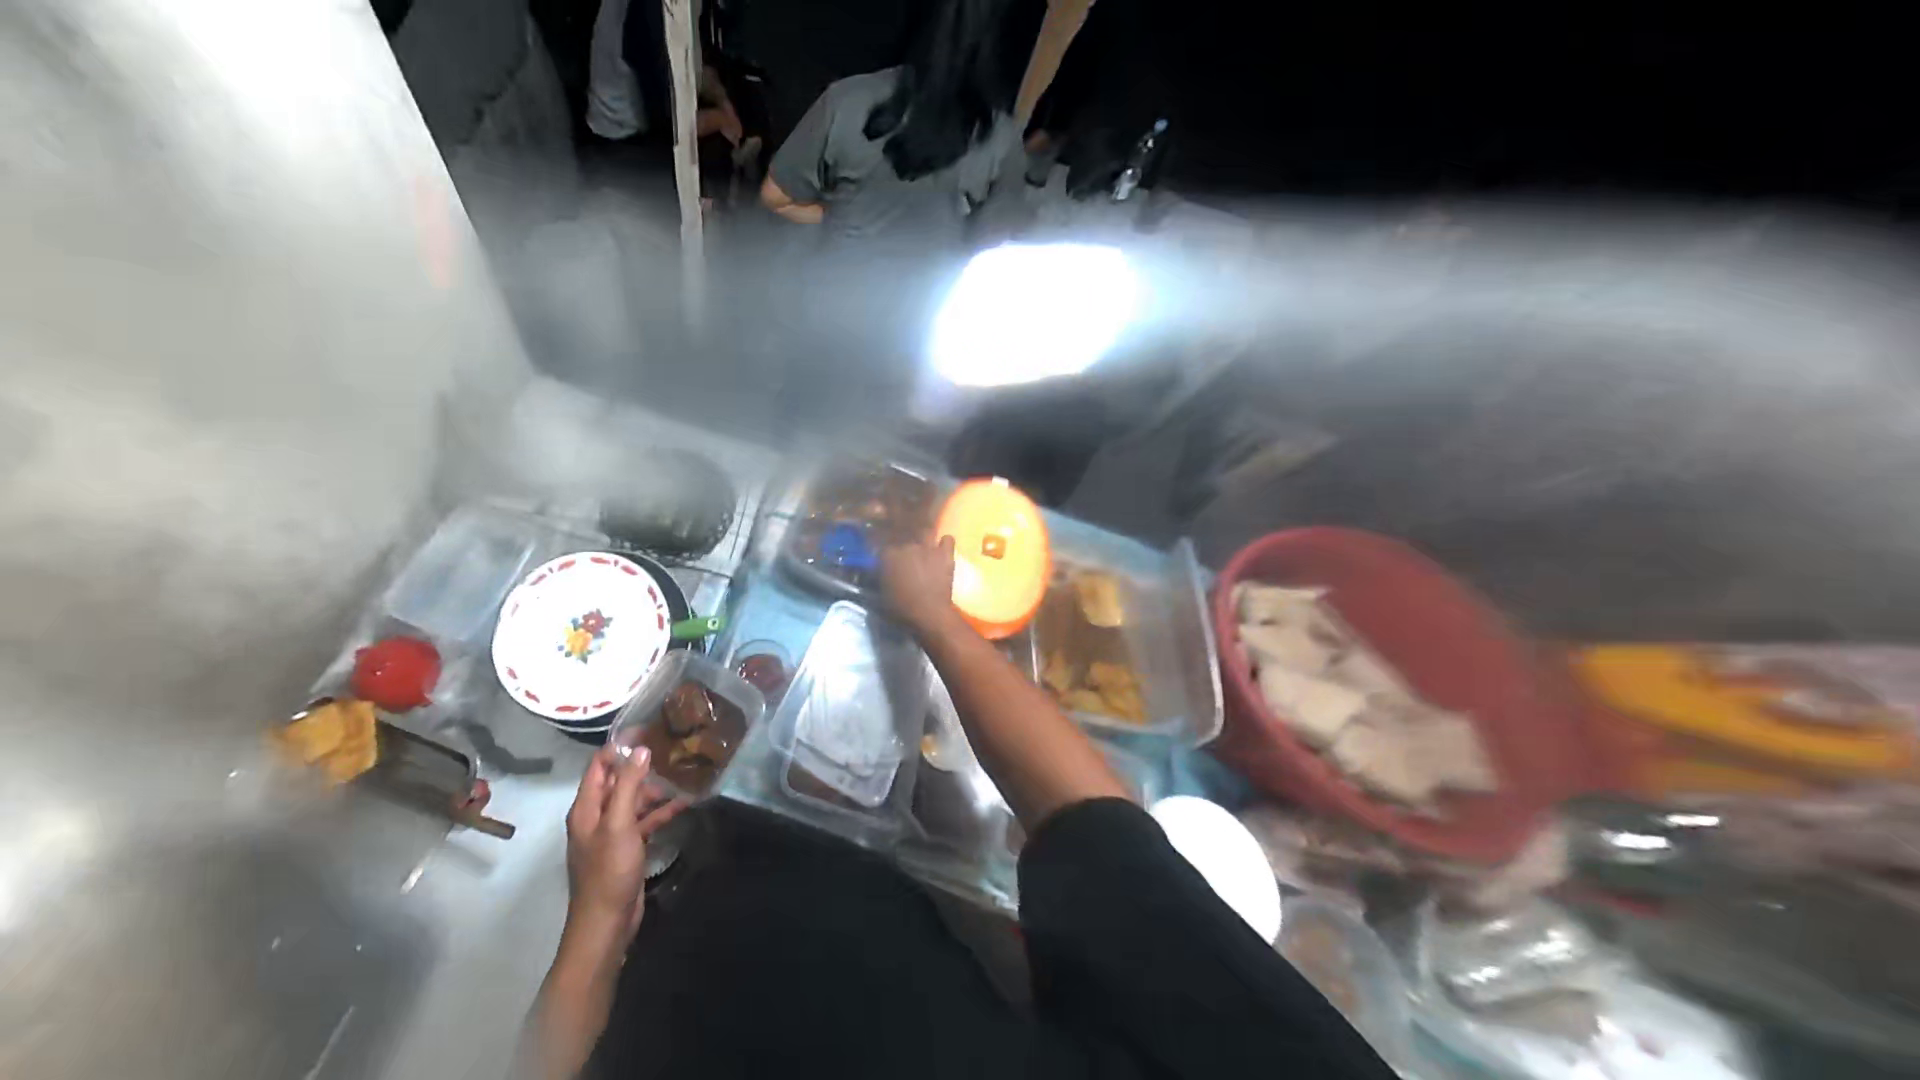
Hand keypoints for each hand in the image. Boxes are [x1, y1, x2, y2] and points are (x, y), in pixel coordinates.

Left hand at [562, 745, 687, 956]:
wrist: (607, 923)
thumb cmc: (608, 871)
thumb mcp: (618, 824)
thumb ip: (627, 786)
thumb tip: (640, 750)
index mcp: (586, 808)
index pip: (599, 766)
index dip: (619, 745)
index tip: (647, 727)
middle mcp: (597, 816)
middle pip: (618, 781)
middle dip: (641, 763)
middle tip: (672, 746)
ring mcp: (613, 833)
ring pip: (634, 799)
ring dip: (655, 787)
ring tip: (683, 770)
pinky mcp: (628, 847)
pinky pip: (645, 820)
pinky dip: (662, 810)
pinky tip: (685, 802)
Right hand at [881, 535, 959, 633]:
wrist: (928, 613)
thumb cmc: (901, 607)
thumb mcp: (883, 593)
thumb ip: (880, 577)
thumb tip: (880, 572)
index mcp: (889, 556)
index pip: (884, 548)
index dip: (887, 556)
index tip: (889, 564)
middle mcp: (907, 546)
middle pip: (906, 539)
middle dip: (906, 548)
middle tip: (909, 561)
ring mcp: (928, 548)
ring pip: (926, 532)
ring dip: (925, 539)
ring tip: (926, 549)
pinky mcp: (945, 554)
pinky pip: (948, 539)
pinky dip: (946, 543)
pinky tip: (943, 550)